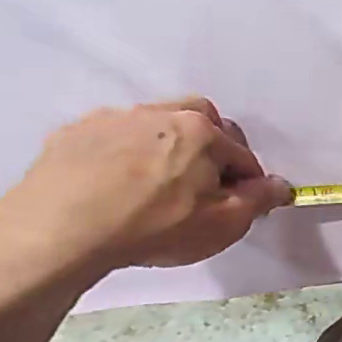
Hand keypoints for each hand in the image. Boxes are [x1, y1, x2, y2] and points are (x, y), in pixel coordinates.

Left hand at [0, 98, 291, 284]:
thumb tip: (280, 185)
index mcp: (202, 132)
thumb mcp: (221, 225)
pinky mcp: (77, 131)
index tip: (241, 206)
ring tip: (158, 183)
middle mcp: (161, 113)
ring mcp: (115, 118)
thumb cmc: (154, 227)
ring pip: (157, 123)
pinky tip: (117, 183)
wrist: (61, 228)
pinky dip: (126, 152)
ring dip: (169, 145)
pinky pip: (115, 135)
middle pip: (202, 119)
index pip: (242, 154)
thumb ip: (256, 201)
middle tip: (205, 184)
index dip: (248, 182)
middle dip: (213, 146)